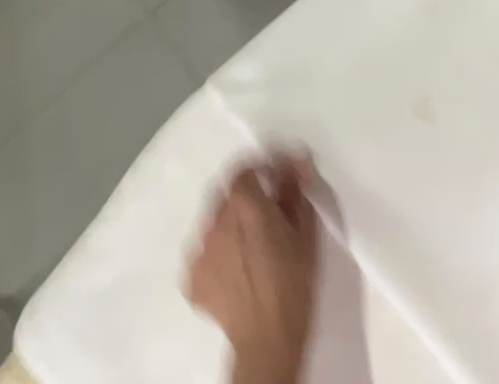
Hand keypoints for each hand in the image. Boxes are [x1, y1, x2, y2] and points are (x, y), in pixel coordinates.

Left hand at [187, 153, 319, 383]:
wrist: (268, 335)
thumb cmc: (295, 279)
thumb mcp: (306, 231)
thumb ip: (296, 191)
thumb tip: (295, 163)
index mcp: (246, 208)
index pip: (245, 170)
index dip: (263, 165)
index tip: (279, 171)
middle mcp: (215, 224)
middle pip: (226, 194)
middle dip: (248, 193)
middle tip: (271, 205)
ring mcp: (198, 253)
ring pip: (213, 223)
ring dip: (232, 220)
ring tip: (255, 241)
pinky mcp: (191, 278)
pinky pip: (206, 252)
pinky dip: (222, 249)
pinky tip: (240, 265)